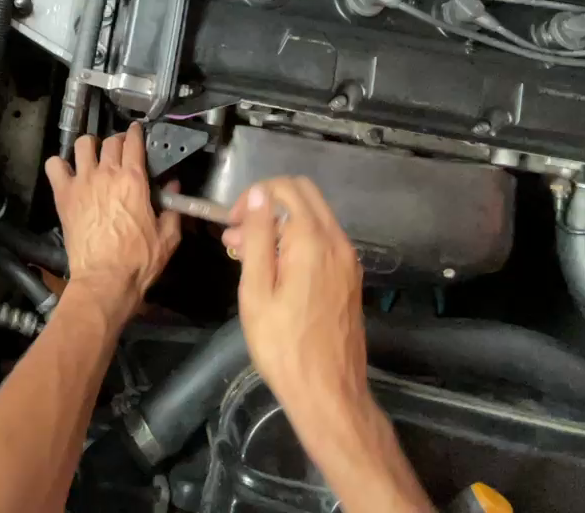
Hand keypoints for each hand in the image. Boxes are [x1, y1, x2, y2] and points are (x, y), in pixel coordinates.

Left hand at [44, 124, 181, 323]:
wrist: (104, 280)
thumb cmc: (138, 261)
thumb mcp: (167, 237)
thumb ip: (173, 208)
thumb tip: (174, 185)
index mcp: (133, 179)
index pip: (133, 142)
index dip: (136, 133)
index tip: (137, 133)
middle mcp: (106, 173)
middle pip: (110, 141)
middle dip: (117, 141)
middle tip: (120, 151)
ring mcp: (82, 182)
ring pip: (82, 144)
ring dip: (89, 147)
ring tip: (93, 156)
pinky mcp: (63, 195)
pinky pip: (54, 166)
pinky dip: (59, 164)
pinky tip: (66, 172)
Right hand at [223, 177, 370, 428]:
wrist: (330, 395)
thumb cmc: (283, 346)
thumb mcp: (257, 290)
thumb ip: (259, 236)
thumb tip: (259, 194)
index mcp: (313, 241)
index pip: (285, 189)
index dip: (255, 197)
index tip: (234, 224)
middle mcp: (337, 242)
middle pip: (304, 194)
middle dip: (268, 204)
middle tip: (240, 233)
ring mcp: (348, 260)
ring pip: (313, 217)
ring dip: (280, 223)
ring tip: (246, 254)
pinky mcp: (350, 277)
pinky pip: (322, 240)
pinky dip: (296, 240)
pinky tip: (273, 269)